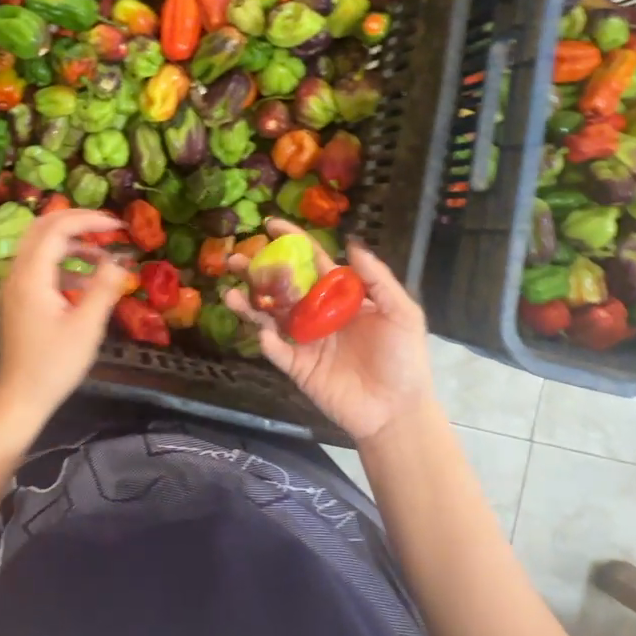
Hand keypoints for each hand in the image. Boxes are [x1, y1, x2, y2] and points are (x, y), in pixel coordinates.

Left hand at [0, 208, 129, 426]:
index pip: (57, 229)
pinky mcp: (16, 300)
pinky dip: (62, 263)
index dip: (88, 220)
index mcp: (31, 277)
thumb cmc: (54, 366)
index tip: (118, 226)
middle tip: (108, 228)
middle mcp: (16, 274)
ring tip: (103, 257)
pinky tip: (86, 281)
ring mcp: (13, 287)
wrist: (19, 398)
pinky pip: (37, 266)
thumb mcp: (86, 328)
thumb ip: (103, 289)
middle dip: (76, 222)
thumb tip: (120, 260)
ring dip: (70, 243)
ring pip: (38, 246)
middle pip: (42, 228)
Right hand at [225, 219, 430, 442]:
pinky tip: (263, 333)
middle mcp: (317, 313)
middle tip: (235, 258)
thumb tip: (351, 242)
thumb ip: (377, 279)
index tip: (270, 225)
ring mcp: (304, 340)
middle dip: (257, 270)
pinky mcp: (298, 367)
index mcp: (339, 296)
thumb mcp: (402, 313)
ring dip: (250, 304)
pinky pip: (277, 351)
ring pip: (270, 316)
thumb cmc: (404, 359)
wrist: (398, 410)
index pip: (312, 261)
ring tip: (231, 293)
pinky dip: (267, 341)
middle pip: (281, 286)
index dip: (292, 242)